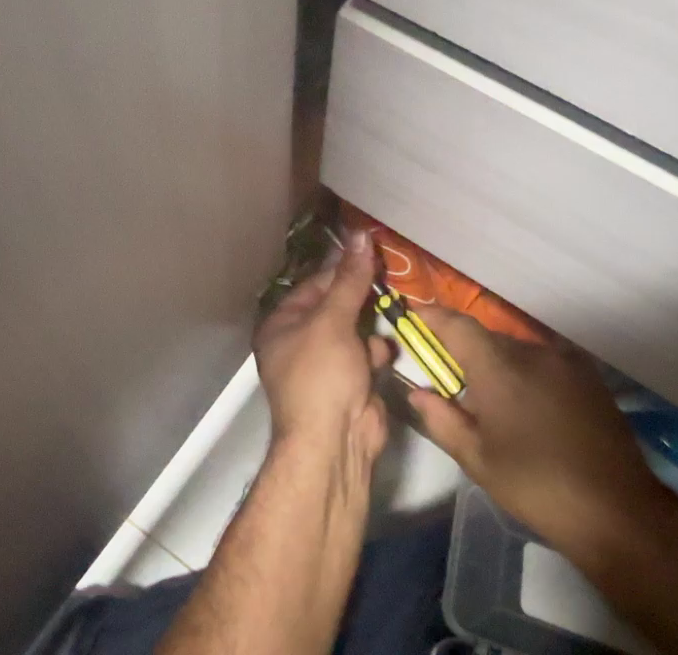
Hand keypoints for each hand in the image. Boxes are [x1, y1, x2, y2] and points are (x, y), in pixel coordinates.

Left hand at [254, 230, 394, 460]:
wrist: (336, 441)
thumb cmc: (321, 374)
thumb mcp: (333, 320)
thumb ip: (350, 280)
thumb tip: (361, 235)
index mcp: (282, 325)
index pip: (314, 285)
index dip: (342, 268)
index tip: (372, 251)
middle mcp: (300, 342)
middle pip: (336, 305)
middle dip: (361, 294)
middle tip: (391, 272)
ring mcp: (326, 364)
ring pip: (355, 329)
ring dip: (372, 322)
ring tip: (395, 305)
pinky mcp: (352, 382)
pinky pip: (367, 354)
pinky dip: (378, 351)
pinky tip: (387, 349)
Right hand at [405, 308, 664, 553]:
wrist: (616, 510)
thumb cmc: (536, 486)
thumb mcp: (477, 460)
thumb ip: (442, 420)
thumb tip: (418, 394)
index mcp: (499, 368)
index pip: (457, 326)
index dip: (433, 316)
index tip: (413, 315)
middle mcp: (533, 353)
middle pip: (488, 338)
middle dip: (465, 350)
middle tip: (452, 377)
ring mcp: (566, 362)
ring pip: (519, 350)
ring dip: (499, 364)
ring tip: (494, 401)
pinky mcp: (590, 378)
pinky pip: (546, 362)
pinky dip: (528, 373)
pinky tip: (530, 407)